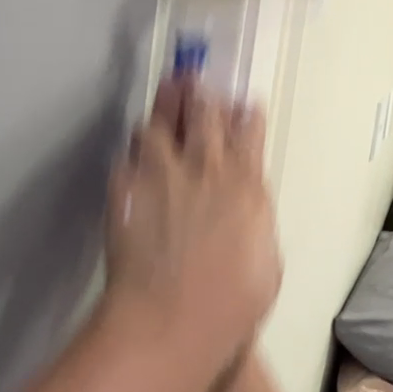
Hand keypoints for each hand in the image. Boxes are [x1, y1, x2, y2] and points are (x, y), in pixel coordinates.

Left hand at [101, 78, 281, 373]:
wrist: (171, 316)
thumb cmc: (232, 303)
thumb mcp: (267, 261)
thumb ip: (255, 219)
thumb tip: (247, 204)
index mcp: (246, 184)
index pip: (249, 133)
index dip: (245, 113)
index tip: (243, 102)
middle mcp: (205, 166)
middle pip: (202, 112)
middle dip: (199, 91)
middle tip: (194, 75)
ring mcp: (161, 170)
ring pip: (159, 122)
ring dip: (164, 107)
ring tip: (165, 93)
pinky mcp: (126, 183)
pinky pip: (128, 154)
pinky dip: (134, 151)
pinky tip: (134, 152)